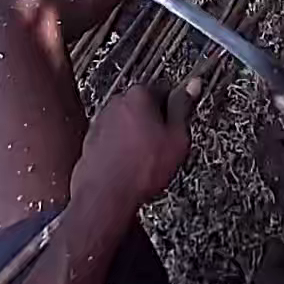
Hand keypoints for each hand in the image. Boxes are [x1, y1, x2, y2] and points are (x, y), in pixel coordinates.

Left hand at [70, 79, 199, 220]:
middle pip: (144, 106)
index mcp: (139, 94)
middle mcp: (117, 102)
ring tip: (145, 161)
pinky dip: (120, 149)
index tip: (177, 126)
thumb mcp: (177, 138)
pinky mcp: (91, 140)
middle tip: (163, 146)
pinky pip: (112, 139)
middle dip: (154, 123)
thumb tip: (192, 86)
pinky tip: (129, 168)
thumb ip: (183, 108)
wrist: (104, 198)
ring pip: (127, 123)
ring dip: (136, 136)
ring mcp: (101, 121)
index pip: (165, 90)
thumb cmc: (140, 170)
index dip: (174, 111)